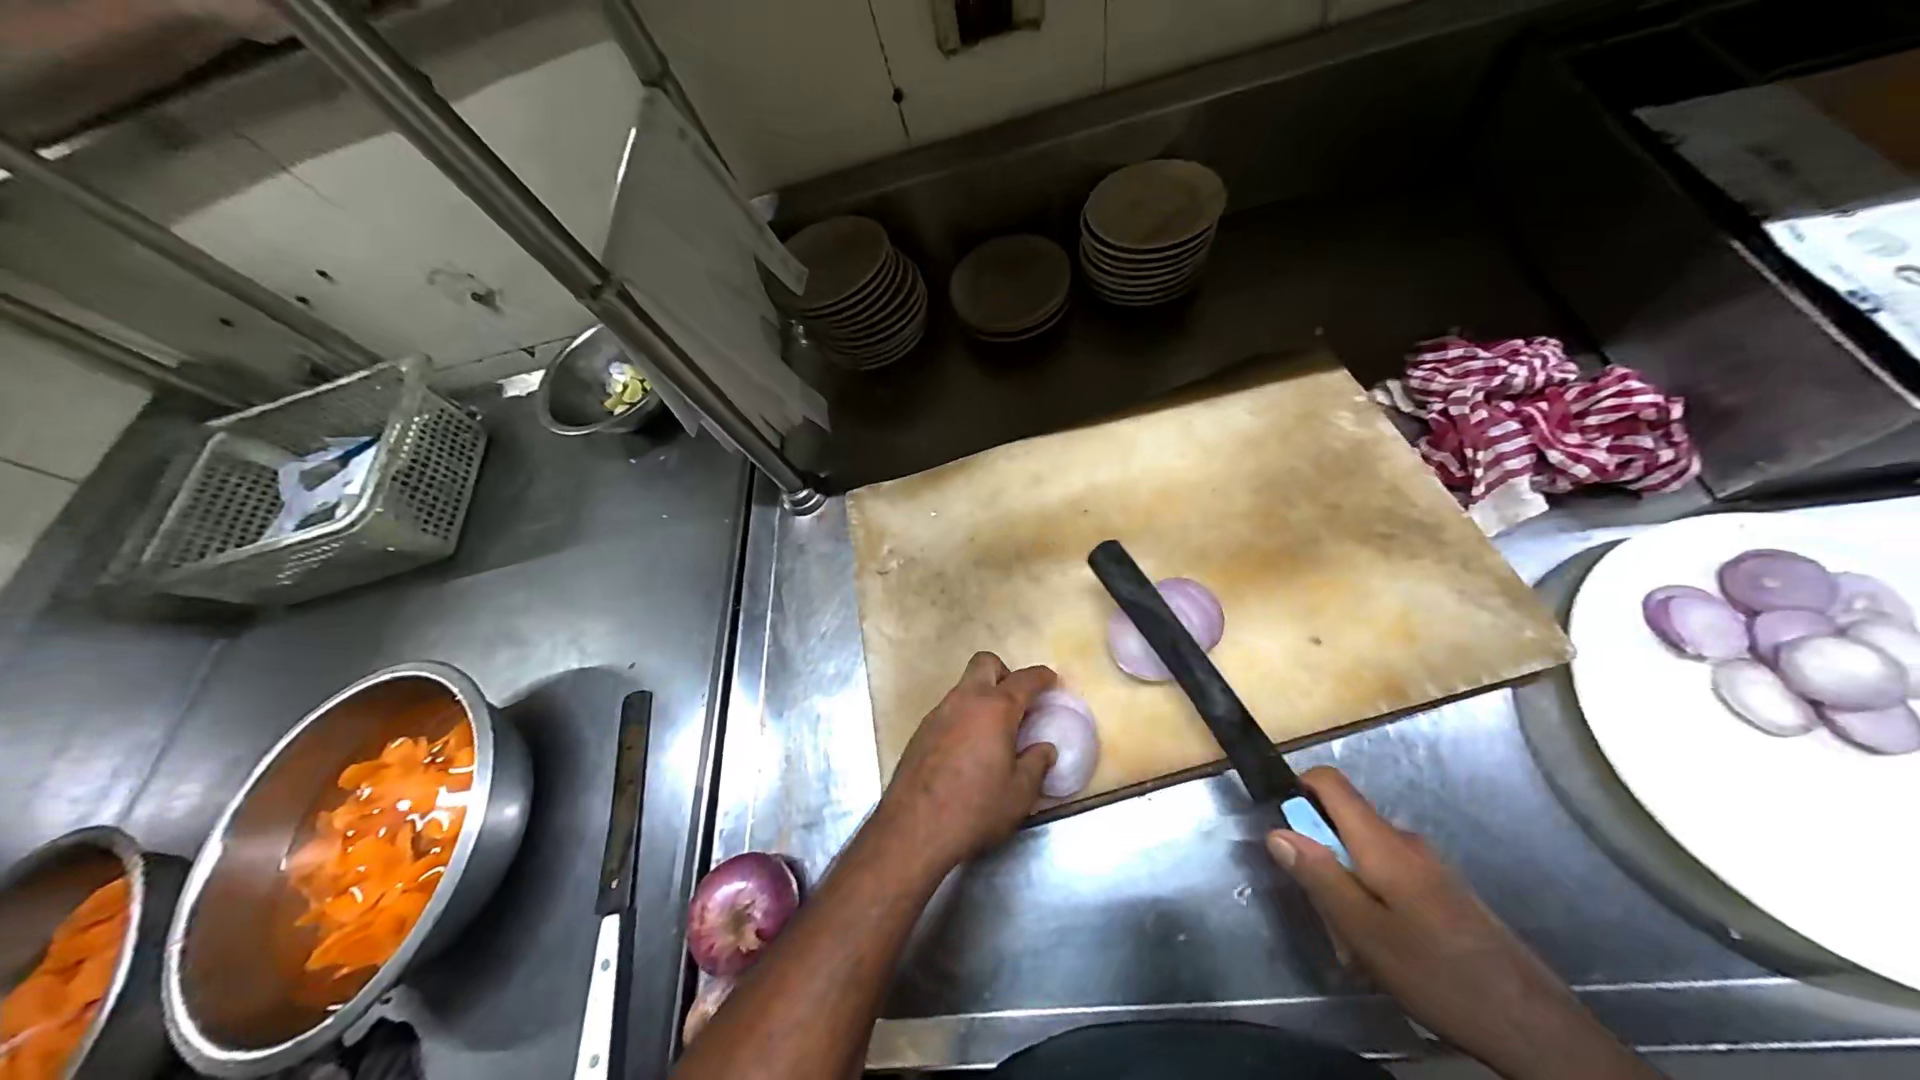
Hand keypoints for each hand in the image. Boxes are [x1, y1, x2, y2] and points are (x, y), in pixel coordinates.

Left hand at [872, 652, 1057, 872]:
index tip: (1051, 680)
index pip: (1024, 680)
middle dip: (1005, 673)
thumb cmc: (975, 809)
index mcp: (994, 709)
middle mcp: (964, 701)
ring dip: (982, 698)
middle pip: (985, 664)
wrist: (913, 829)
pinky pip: (948, 712)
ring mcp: (937, 714)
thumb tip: (1044, 749)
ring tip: (994, 733)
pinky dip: (964, 719)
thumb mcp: (1019, 793)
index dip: (1041, 677)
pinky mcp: (920, 732)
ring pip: (964, 688)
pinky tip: (968, 751)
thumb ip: (1036, 764)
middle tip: (1017, 702)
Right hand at [1267, 768, 1660, 1079]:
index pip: (1331, 782)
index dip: (1298, 787)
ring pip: (1364, 856)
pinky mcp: (1442, 891)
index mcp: (1382, 843)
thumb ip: (1318, 875)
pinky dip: (1371, 901)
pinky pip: (1388, 877)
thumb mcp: (1363, 930)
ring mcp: (1428, 866)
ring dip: (1345, 888)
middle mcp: (1406, 842)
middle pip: (1343, 823)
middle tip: (1322, 913)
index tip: (1280, 821)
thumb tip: (1278, 832)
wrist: (1533, 1027)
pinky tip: (1383, 951)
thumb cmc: (1437, 974)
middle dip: (1320, 857)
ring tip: (1354, 945)